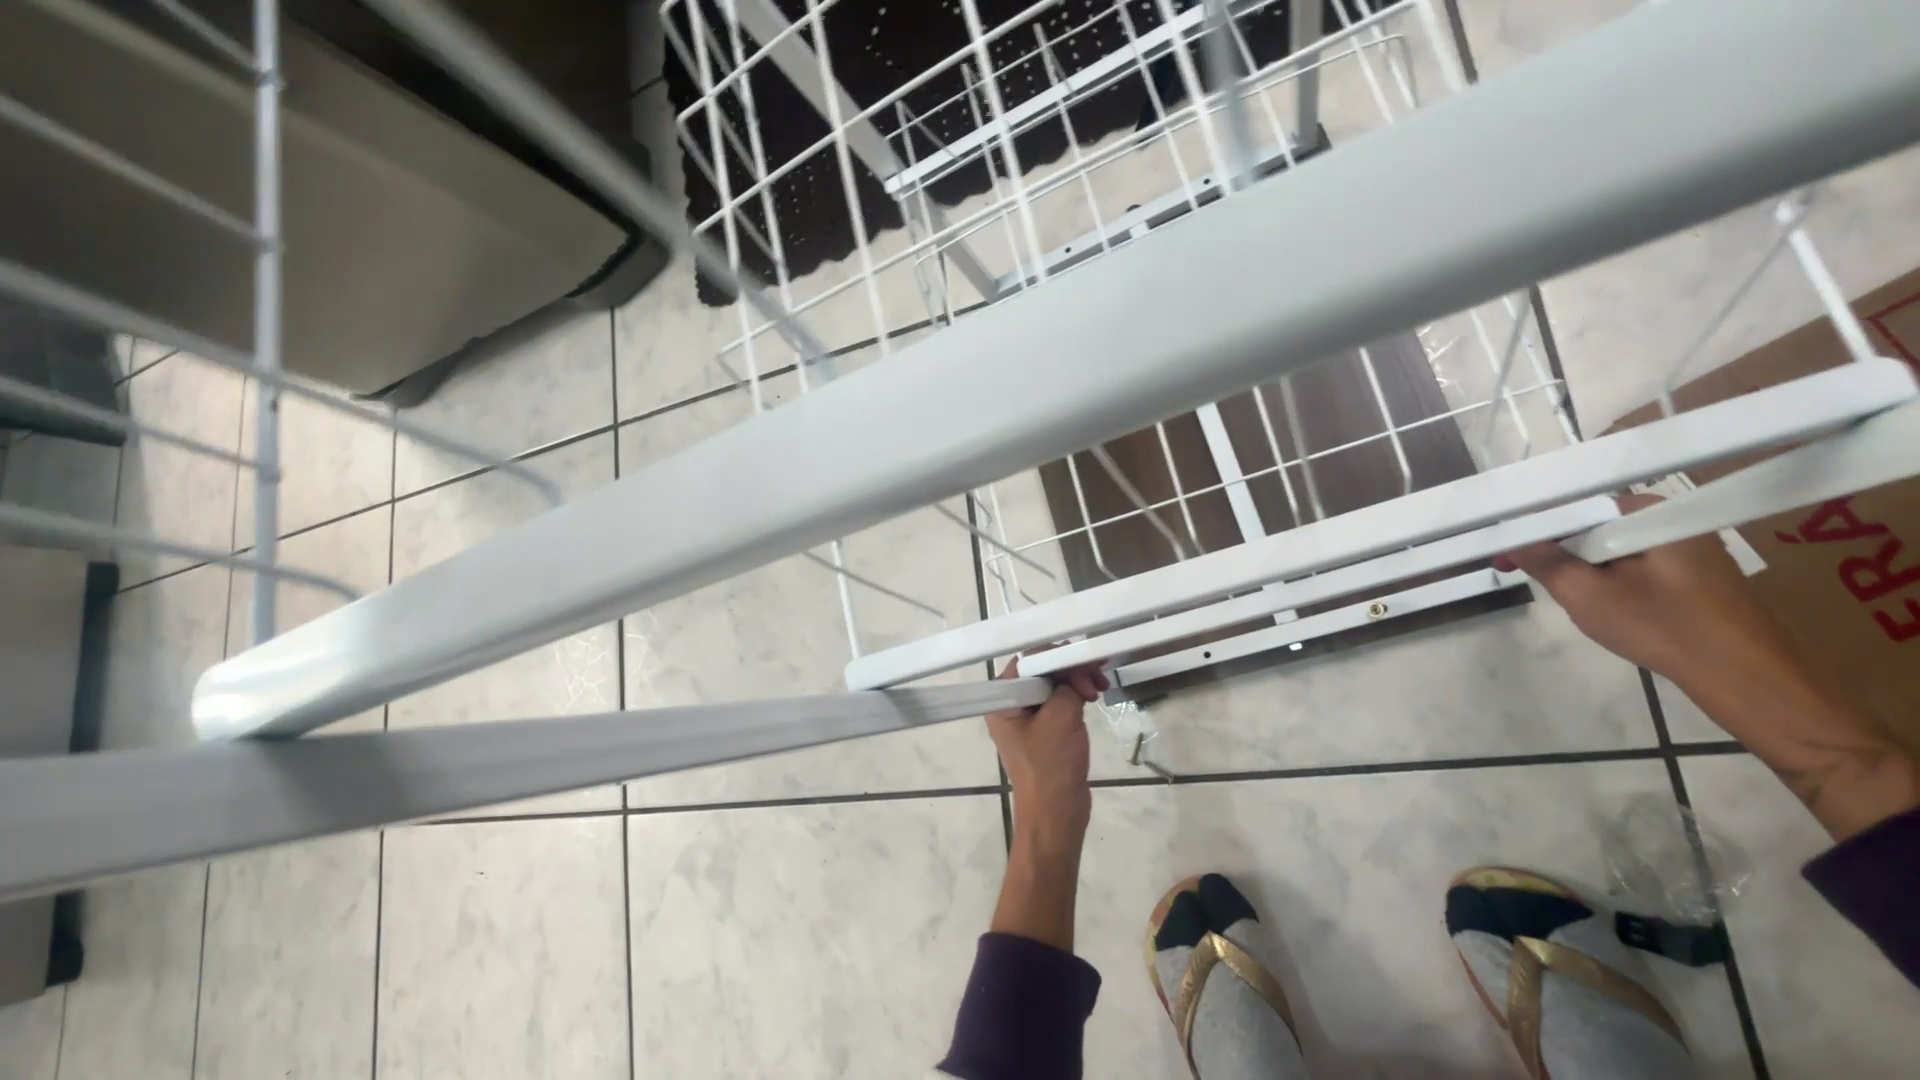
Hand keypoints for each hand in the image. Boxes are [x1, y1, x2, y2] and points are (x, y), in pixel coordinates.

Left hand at [985, 655, 1106, 950]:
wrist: (1057, 815)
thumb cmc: (1052, 766)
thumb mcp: (1061, 717)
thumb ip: (1066, 685)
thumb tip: (1076, 671)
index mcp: (1003, 701)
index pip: (1027, 660)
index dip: (1057, 655)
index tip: (1084, 658)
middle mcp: (1009, 705)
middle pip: (1041, 670)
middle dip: (1070, 669)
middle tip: (1096, 678)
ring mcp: (1027, 719)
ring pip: (1053, 684)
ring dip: (1076, 681)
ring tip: (1098, 690)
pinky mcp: (1044, 731)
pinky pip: (1058, 701)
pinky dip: (1075, 695)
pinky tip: (1092, 697)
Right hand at [1501, 495, 1918, 839]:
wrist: (1746, 678)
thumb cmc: (1663, 628)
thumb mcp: (1586, 595)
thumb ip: (1544, 560)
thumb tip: (1512, 537)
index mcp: (1648, 510)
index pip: (1574, 507)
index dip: (1534, 531)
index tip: (1504, 556)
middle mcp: (1671, 518)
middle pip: (1592, 527)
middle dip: (1560, 554)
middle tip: (1534, 583)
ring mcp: (1688, 545)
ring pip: (1612, 549)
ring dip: (1586, 572)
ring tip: (1577, 604)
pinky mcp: (1697, 573)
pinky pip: (1636, 566)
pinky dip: (1613, 583)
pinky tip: (1612, 612)